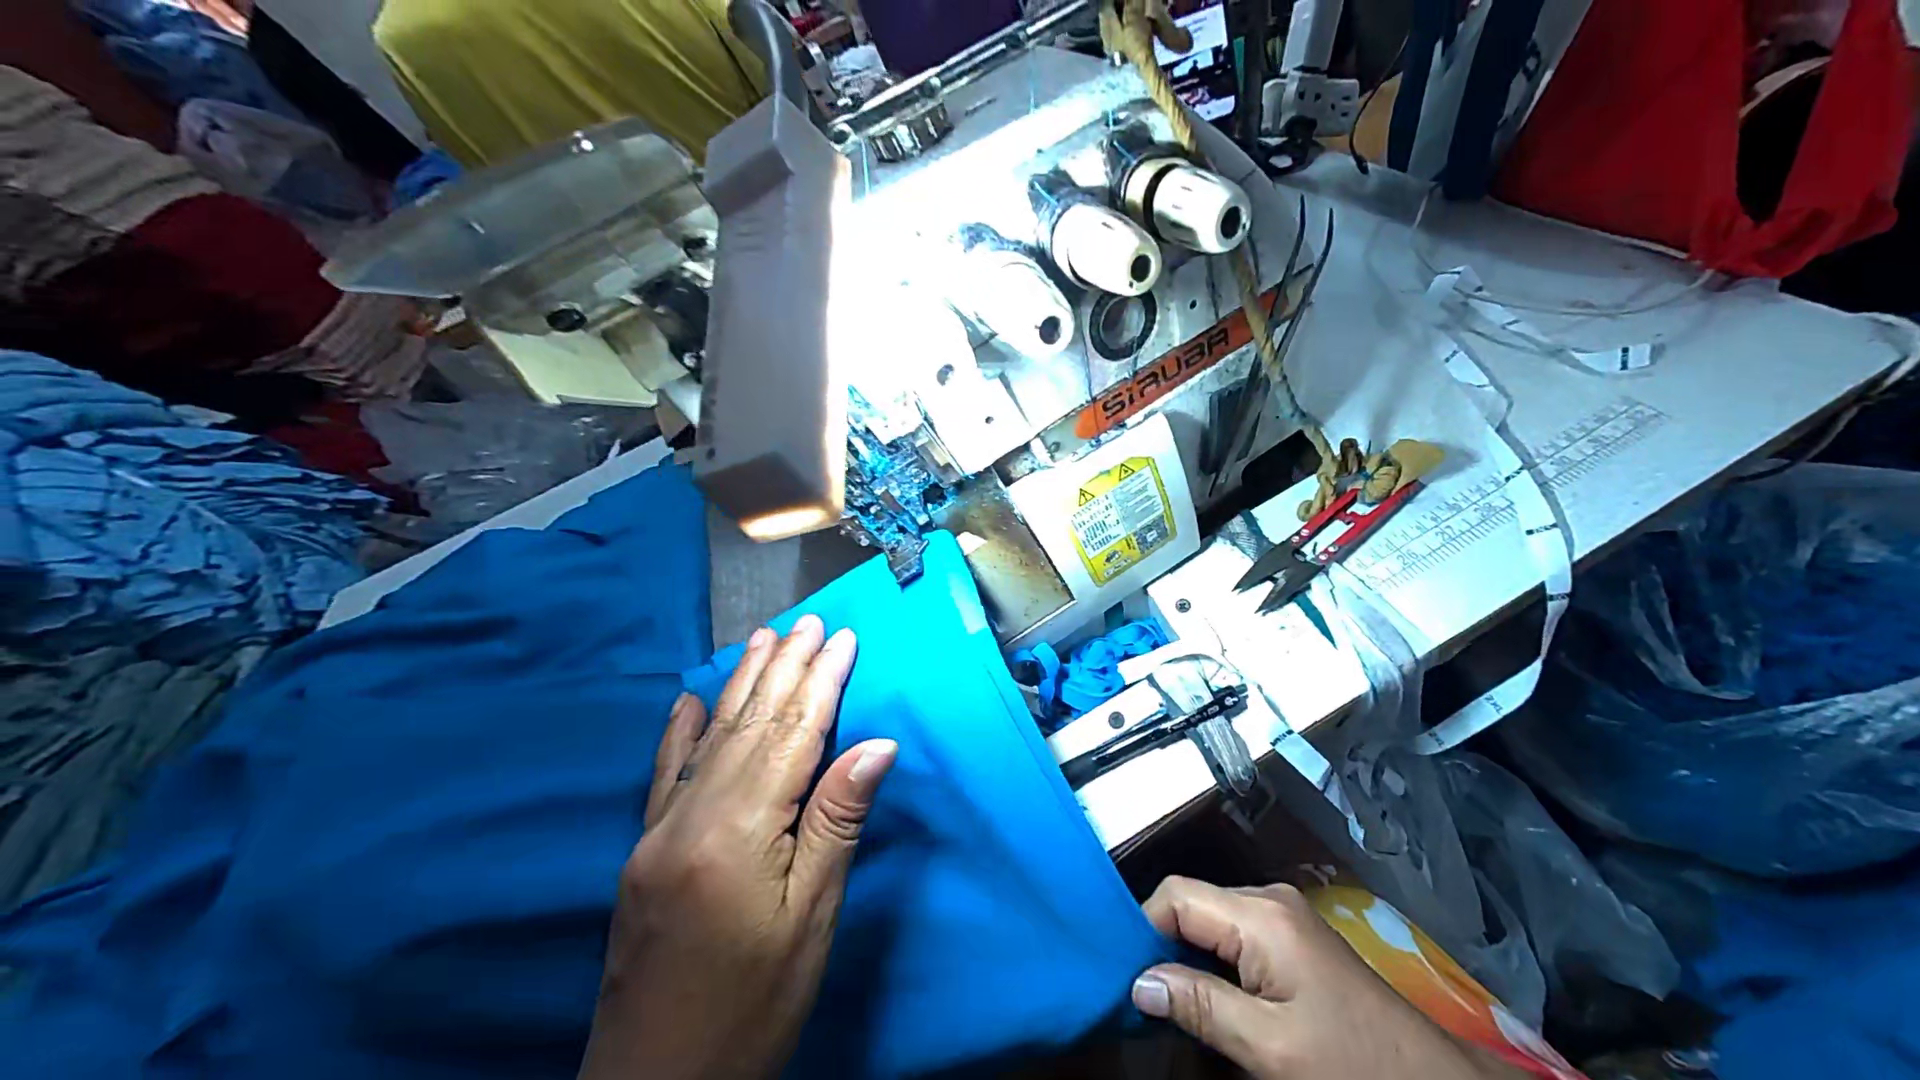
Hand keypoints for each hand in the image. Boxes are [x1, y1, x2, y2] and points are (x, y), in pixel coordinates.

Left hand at [579, 616, 897, 1079]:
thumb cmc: (754, 1005)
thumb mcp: (810, 918)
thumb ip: (836, 822)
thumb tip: (876, 745)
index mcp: (739, 831)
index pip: (792, 737)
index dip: (822, 684)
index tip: (843, 639)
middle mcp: (692, 816)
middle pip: (751, 726)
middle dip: (785, 669)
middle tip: (809, 622)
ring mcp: (659, 830)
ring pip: (711, 739)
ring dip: (742, 684)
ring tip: (765, 639)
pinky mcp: (643, 850)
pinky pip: (665, 774)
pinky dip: (681, 732)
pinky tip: (689, 699)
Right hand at [1132, 877, 1530, 1079]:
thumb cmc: (1354, 1066)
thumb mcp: (1270, 1048)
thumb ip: (1200, 1006)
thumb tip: (1137, 982)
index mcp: (1262, 915)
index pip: (1176, 895)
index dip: (1142, 928)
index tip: (1125, 975)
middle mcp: (1269, 899)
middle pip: (1191, 902)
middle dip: (1161, 942)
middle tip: (1142, 993)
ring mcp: (1284, 915)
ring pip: (1209, 918)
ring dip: (1185, 953)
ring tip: (1169, 998)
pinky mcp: (1294, 936)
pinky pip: (1233, 933)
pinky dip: (1211, 958)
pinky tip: (1207, 994)